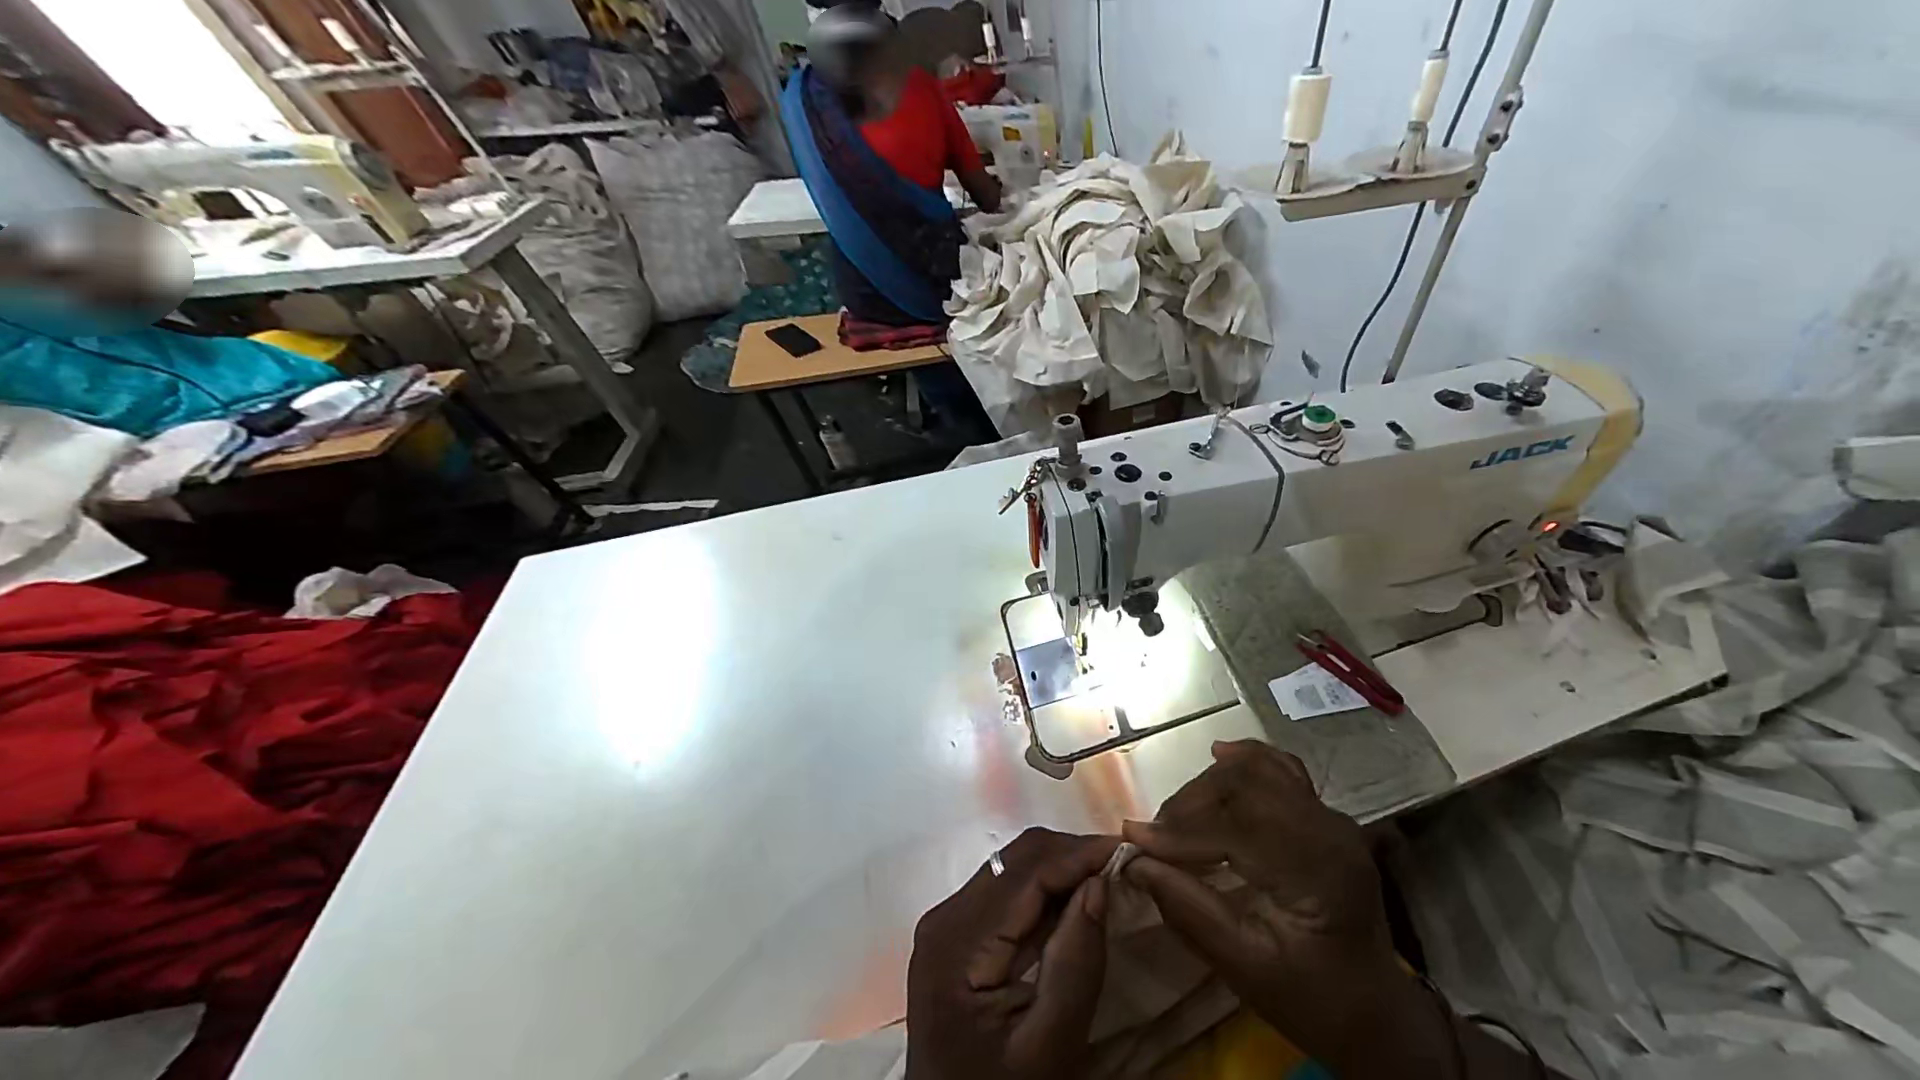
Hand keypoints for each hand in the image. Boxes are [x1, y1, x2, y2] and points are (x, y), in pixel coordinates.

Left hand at [906, 827, 1119, 1079]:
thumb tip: (1098, 883)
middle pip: (1014, 860)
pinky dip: (1044, 889)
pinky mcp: (957, 934)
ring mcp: (948, 923)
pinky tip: (1075, 900)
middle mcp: (945, 917)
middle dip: (1070, 854)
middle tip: (1122, 863)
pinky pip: (1005, 893)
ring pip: (1011, 869)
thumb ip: (1075, 964)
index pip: (1024, 872)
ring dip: (1059, 867)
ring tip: (1106, 876)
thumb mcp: (1048, 1046)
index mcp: (958, 941)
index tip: (1127, 849)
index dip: (1077, 853)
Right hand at [1121, 741, 1449, 1076]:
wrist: (1374, 1011)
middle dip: (1189, 806)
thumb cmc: (1312, 999)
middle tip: (1155, 837)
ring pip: (1257, 771)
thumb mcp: (1245, 968)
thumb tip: (1135, 862)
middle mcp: (1328, 830)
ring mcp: (1330, 817)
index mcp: (1318, 871)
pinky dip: (1246, 760)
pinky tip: (1219, 756)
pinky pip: (1281, 770)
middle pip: (1243, 786)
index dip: (1179, 832)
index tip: (1134, 841)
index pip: (1235, 828)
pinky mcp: (1323, 815)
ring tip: (1176, 817)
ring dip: (1208, 786)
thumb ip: (1189, 910)